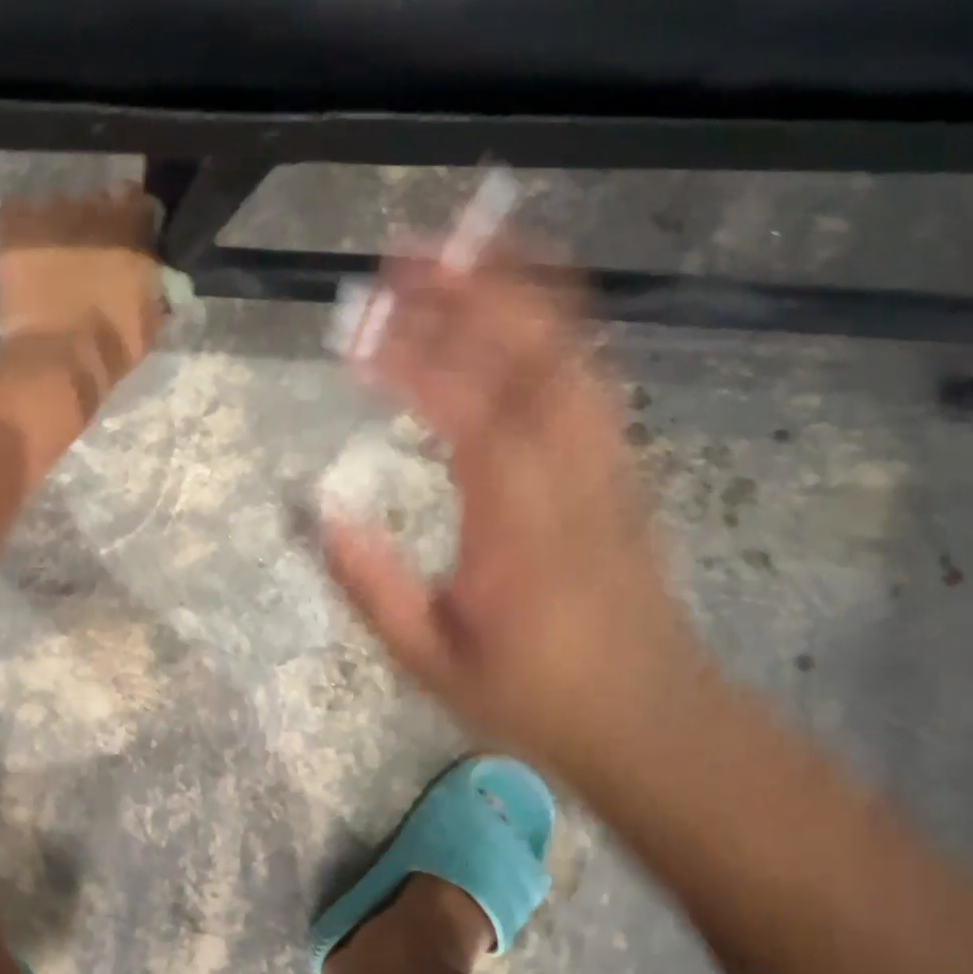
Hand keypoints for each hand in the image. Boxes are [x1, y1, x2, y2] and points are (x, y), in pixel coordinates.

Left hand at [0, 184, 163, 385]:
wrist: (60, 354)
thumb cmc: (113, 341)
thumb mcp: (151, 311)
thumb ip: (149, 280)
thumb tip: (144, 275)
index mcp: (132, 223)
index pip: (134, 201)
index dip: (127, 221)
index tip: (122, 241)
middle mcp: (91, 206)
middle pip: (91, 204)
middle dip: (88, 226)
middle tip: (81, 258)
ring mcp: (48, 213)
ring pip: (50, 210)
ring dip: (50, 230)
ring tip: (43, 261)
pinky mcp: (11, 228)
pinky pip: (12, 217)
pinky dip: (13, 234)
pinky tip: (15, 259)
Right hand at [321, 247, 710, 774]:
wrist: (657, 723)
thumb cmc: (533, 694)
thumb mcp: (430, 660)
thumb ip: (370, 584)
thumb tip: (315, 505)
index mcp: (523, 530)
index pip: (470, 423)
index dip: (413, 367)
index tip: (353, 335)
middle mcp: (575, 480)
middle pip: (536, 364)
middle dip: (474, 296)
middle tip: (406, 253)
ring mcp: (608, 465)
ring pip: (571, 358)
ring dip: (517, 293)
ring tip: (458, 250)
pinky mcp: (617, 464)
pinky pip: (587, 377)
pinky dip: (553, 323)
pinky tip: (513, 301)